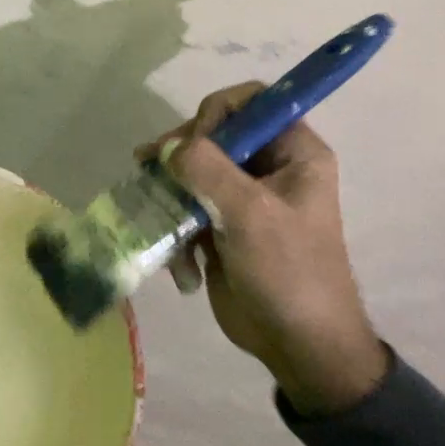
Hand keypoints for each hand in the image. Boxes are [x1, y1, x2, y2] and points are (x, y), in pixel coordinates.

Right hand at [139, 82, 388, 415]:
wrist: (297, 343)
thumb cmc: (288, 272)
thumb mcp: (251, 215)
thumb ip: (207, 169)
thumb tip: (168, 147)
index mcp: (295, 154)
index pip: (253, 101)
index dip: (218, 112)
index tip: (196, 142)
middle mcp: (269, 168)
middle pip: (213, 133)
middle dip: (181, 153)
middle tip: (153, 168)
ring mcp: (242, 197)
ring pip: (191, 169)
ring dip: (168, 188)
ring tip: (147, 200)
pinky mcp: (219, 225)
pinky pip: (184, 204)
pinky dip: (171, 220)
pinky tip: (170, 247)